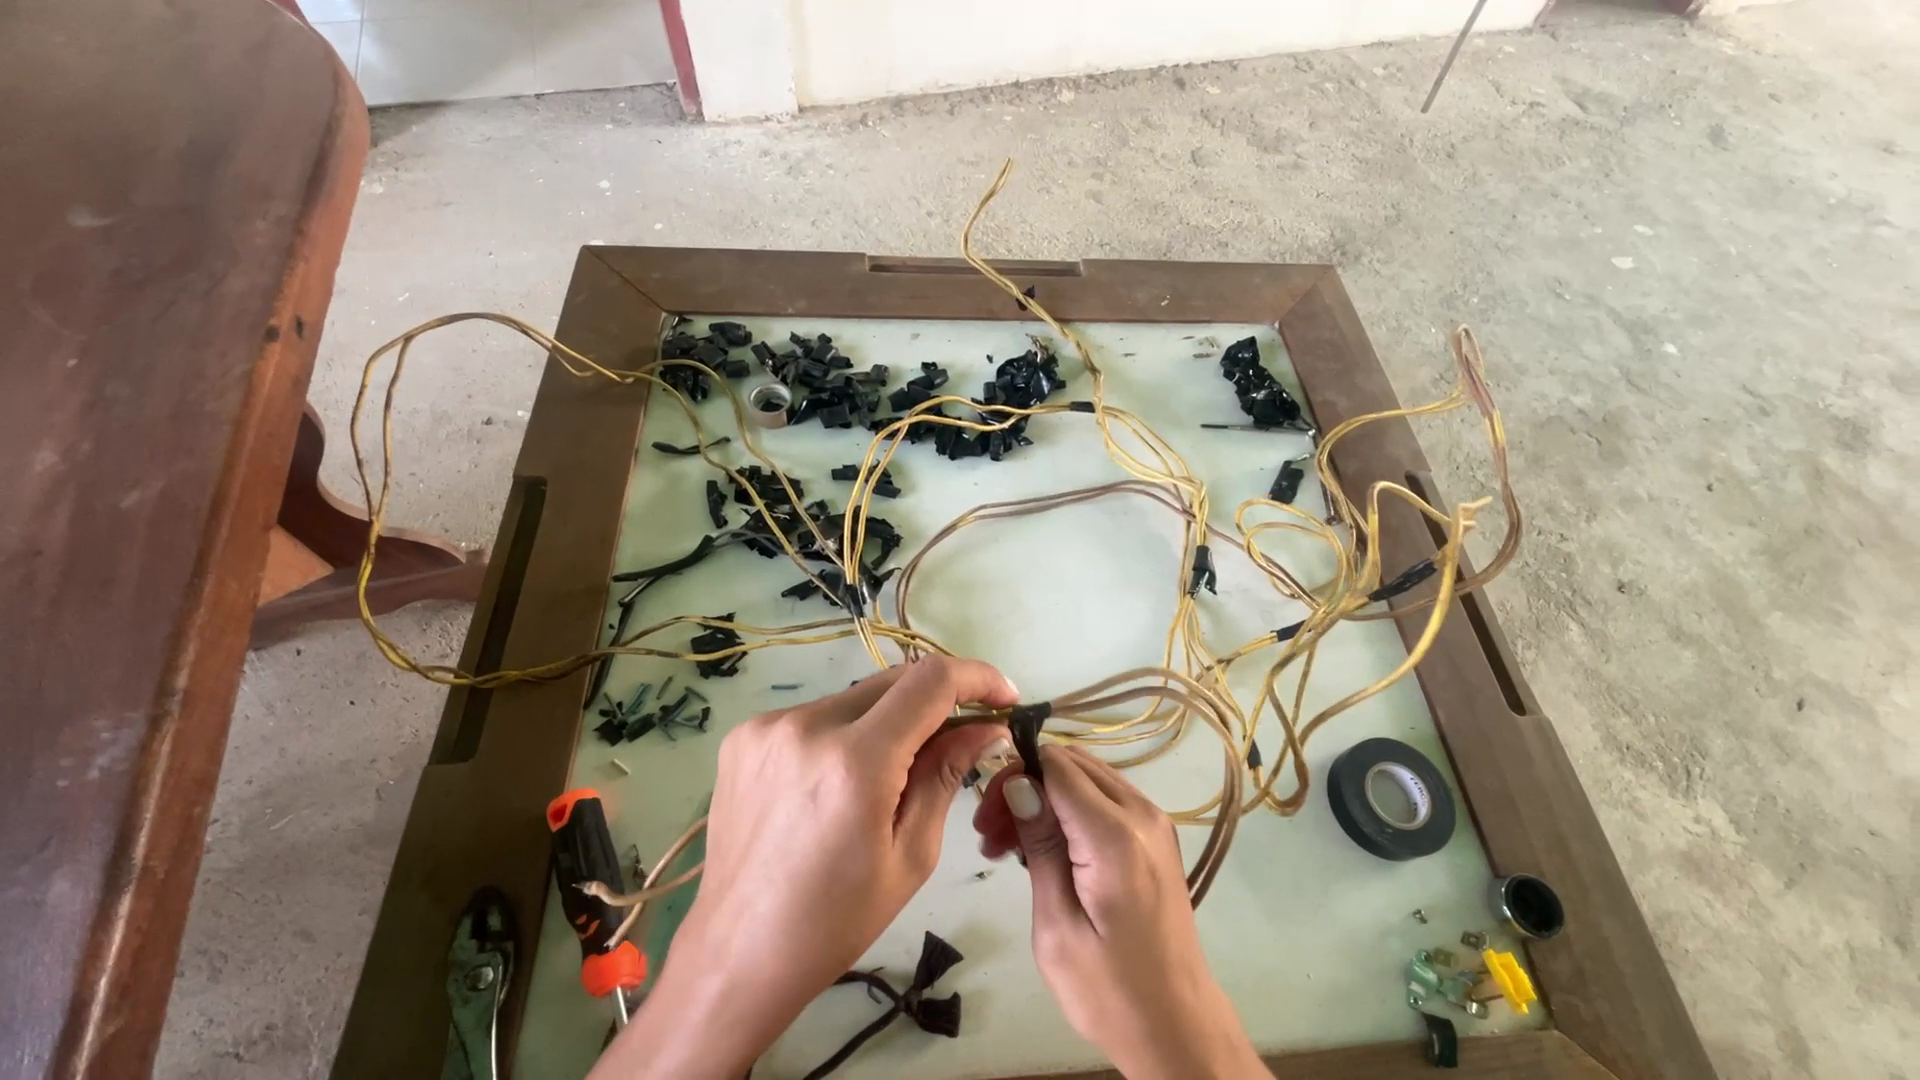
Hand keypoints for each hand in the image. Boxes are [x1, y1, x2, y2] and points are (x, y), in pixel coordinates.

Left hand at [596, 657, 1018, 1079]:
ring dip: (887, 720)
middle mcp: (805, 726)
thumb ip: (947, 774)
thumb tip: (986, 726)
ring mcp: (766, 727)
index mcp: (854, 761)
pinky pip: (814, 716)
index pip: (930, 681)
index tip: (1004, 696)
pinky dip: (842, 734)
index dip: (976, 677)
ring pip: (853, 698)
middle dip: (936, 701)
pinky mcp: (740, 737)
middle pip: (893, 682)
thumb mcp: (911, 854)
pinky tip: (838, 782)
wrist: (737, 952)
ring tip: (891, 774)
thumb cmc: (836, 920)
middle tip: (960, 737)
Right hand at [974, 745, 1267, 1079]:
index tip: (985, 821)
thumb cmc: (1109, 990)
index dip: (1013, 777)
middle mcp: (1142, 814)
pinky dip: (1070, 809)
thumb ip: (1041, 846)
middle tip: (991, 837)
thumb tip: (1020, 784)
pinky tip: (1046, 848)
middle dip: (1024, 785)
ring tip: (1010, 847)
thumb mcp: (1057, 925)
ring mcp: (1155, 824)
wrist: (1177, 1027)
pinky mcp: (1156, 838)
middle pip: (1071, 763)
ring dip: (1045, 797)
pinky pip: (1105, 799)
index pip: (1055, 765)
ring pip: (1087, 777)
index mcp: (1115, 835)